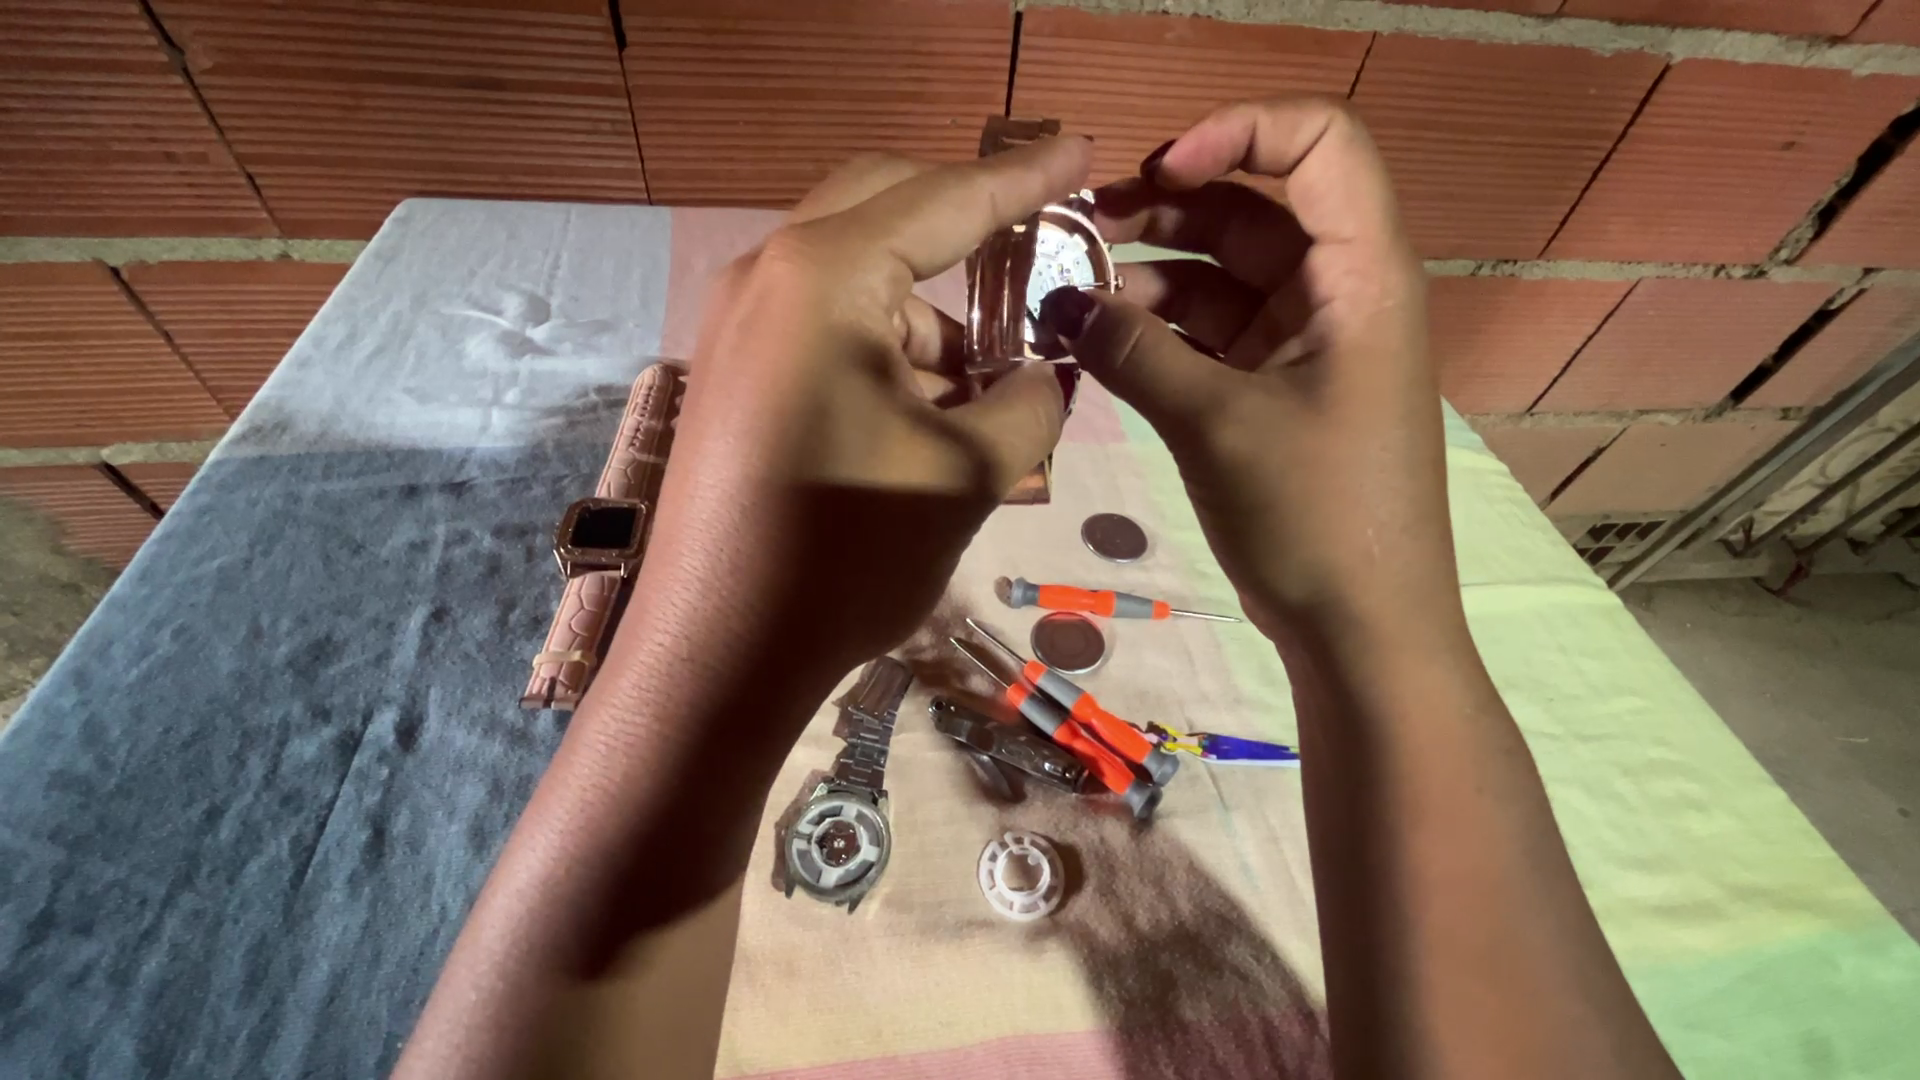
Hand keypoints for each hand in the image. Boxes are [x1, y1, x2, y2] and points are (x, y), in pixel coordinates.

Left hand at [616, 138, 1091, 691]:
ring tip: (993, 387)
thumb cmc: (848, 557)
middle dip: (967, 232)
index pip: (946, 199)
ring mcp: (740, 328)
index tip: (1081, 154)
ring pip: (860, 285)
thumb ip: (1031, 404)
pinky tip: (933, 414)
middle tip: (1033, 253)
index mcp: (826, 276)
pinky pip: (828, 334)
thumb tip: (1048, 372)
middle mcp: (770, 278)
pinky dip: (888, 355)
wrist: (722, 653)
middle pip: (887, 212)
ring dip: (932, 320)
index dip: (1024, 180)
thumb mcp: (968, 475)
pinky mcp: (735, 378)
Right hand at [1039, 99, 1452, 646]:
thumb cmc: (1311, 513)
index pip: (1319, 144)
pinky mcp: (1269, 392)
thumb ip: (1135, 353)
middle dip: (1164, 214)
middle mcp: (1336, 294)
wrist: (1355, 624)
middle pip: (1250, 214)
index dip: (1237, 132)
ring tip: (1073, 301)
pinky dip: (1157, 336)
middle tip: (1078, 236)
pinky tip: (1100, 345)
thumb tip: (1062, 304)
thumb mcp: (1215, 423)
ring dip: (1149, 281)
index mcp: (1361, 275)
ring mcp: (1301, 346)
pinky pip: (1208, 339)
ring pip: (1220, 280)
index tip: (1154, 173)